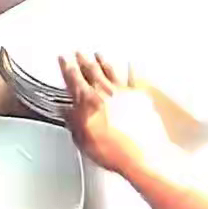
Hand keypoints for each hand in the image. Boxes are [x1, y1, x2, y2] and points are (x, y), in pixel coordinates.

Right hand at [60, 53, 178, 179]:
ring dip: (102, 62)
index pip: (73, 80)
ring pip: (110, 71)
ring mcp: (124, 93)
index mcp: (89, 102)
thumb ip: (73, 122)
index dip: (66, 68)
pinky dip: (131, 70)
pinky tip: (130, 64)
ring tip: (98, 54)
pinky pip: (133, 78)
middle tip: (78, 53)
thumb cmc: (114, 151)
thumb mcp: (84, 140)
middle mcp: (105, 93)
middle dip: (83, 61)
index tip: (63, 59)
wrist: (143, 156)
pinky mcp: (140, 97)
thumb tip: (66, 112)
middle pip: (91, 72)